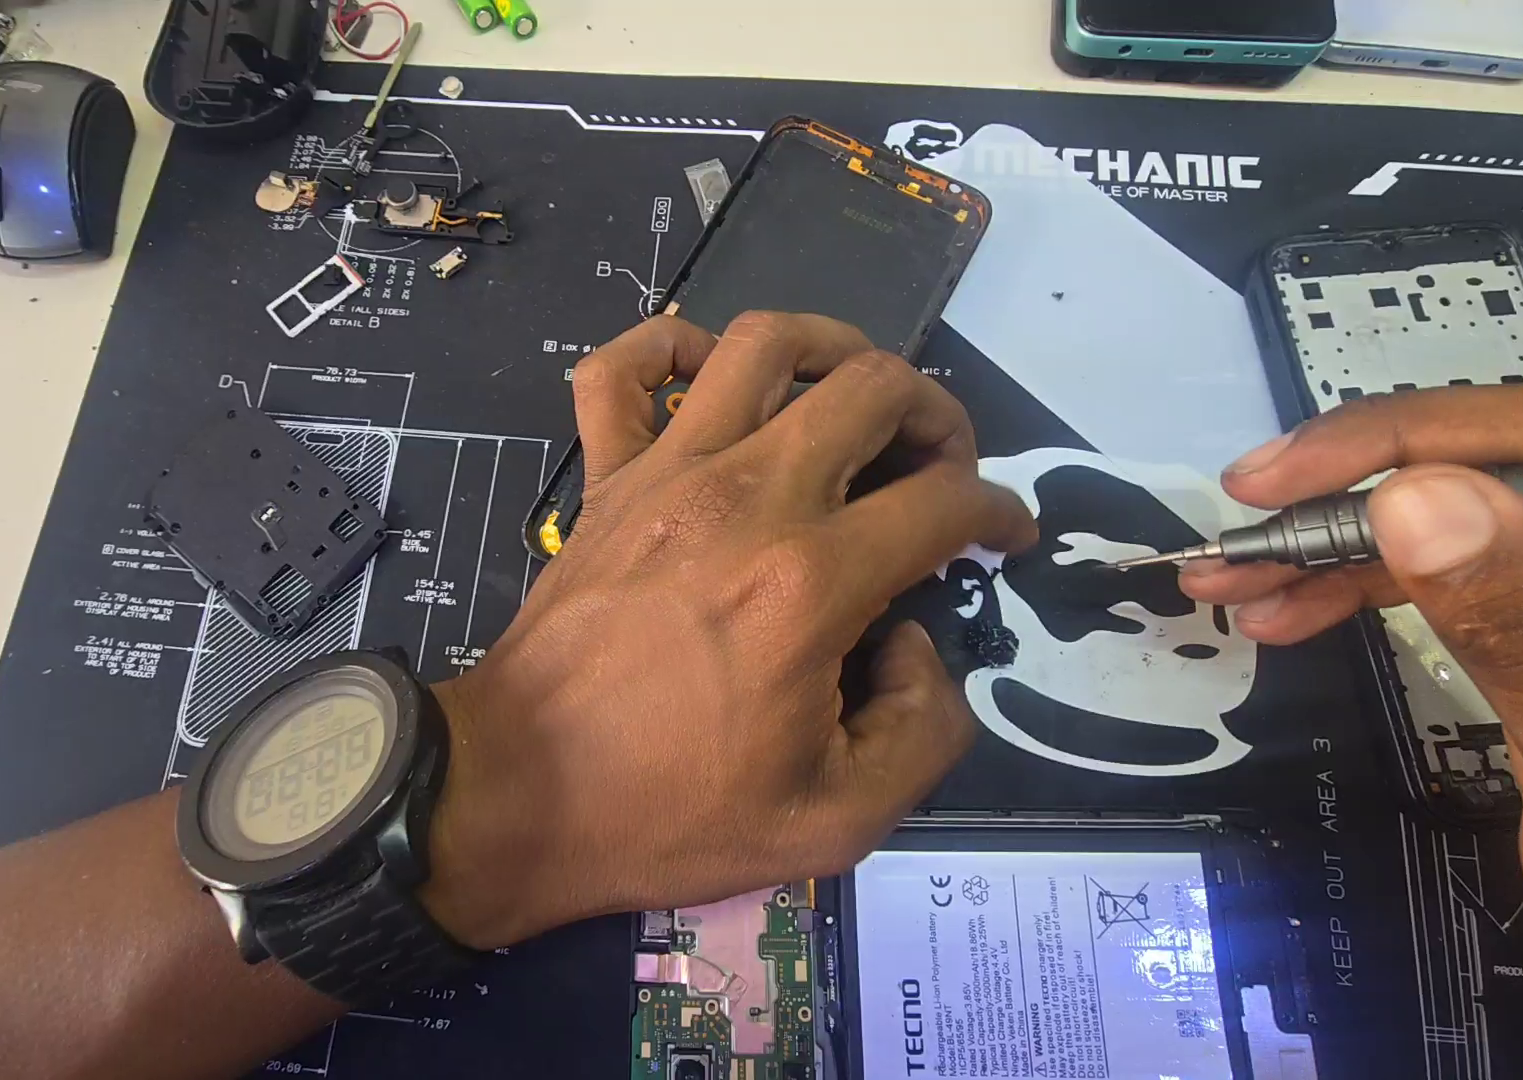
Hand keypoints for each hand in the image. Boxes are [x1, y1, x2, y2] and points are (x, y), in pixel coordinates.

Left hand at [417, 313, 1035, 949]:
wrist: (520, 793)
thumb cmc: (669, 813)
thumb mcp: (837, 820)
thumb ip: (923, 728)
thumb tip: (912, 637)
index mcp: (811, 582)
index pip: (944, 503)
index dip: (997, 510)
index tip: (1002, 534)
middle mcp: (747, 497)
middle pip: (873, 388)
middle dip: (935, 413)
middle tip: (938, 465)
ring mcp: (665, 473)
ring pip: (762, 344)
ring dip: (830, 348)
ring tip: (853, 393)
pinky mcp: (604, 479)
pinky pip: (621, 372)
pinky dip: (668, 348)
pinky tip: (707, 376)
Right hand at [1180, 223, 1522, 1047]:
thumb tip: (1414, 499)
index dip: (1407, 438)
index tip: (1275, 479)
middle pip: (1496, 471)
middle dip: (1345, 497)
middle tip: (1235, 525)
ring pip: (1453, 522)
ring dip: (1328, 548)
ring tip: (1230, 580)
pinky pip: (1445, 575)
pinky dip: (1352, 589)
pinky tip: (1284, 612)